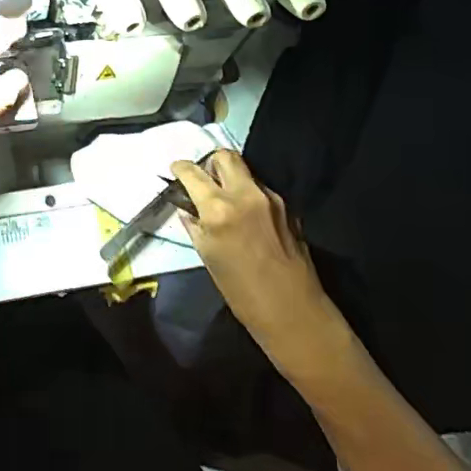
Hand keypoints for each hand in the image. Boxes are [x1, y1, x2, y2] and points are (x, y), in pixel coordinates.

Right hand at [171, 150, 340, 359]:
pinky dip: (249, 195)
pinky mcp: (288, 207)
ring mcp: (271, 198)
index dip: (180, 168)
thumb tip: (187, 208)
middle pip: (224, 156)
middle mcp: (246, 195)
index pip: (193, 172)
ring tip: (226, 202)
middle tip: (204, 181)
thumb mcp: (208, 257)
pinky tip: (248, 218)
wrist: (294, 314)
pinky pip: (261, 189)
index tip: (176, 170)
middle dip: (210, 163)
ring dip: (231, 179)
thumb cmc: (242, 294)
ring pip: (245, 171)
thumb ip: (195, 225)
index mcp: (219, 209)